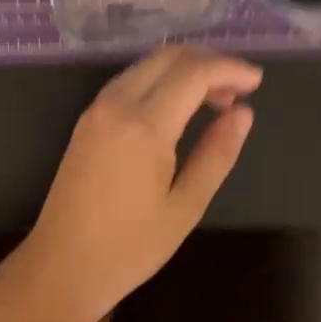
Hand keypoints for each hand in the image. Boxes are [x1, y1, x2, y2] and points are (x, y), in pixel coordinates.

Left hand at [21, 46, 260, 319]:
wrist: (62, 264)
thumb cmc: (130, 246)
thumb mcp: (185, 206)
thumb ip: (217, 153)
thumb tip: (243, 112)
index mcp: (144, 125)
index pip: (193, 72)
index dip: (229, 68)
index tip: (258, 81)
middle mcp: (117, 103)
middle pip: (168, 57)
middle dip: (208, 62)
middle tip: (239, 91)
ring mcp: (97, 107)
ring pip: (147, 64)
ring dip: (184, 70)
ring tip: (217, 101)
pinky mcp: (88, 117)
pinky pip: (130, 80)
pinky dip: (161, 80)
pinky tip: (180, 107)